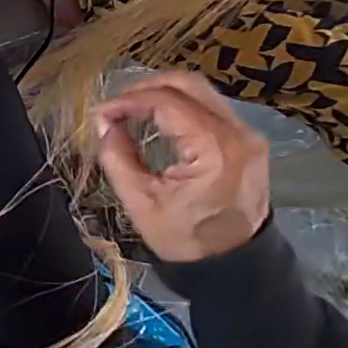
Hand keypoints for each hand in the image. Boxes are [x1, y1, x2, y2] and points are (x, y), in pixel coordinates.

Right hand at [95, 72, 270, 262]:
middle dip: (145, 88)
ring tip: (130, 109)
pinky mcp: (245, 140)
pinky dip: (176, 104)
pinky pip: (208, 106)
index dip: (127, 101)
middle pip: (188, 84)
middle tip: (116, 105)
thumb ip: (117, 156)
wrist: (234, 263)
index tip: (100, 114)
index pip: (166, 103)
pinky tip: (154, 118)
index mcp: (215, 150)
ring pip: (200, 90)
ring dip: (160, 93)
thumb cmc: (185, 236)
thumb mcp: (139, 200)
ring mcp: (247, 136)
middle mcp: (239, 134)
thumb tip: (104, 123)